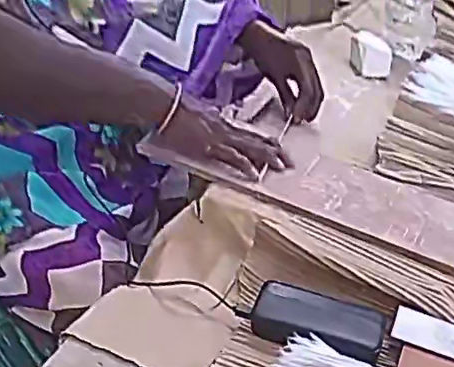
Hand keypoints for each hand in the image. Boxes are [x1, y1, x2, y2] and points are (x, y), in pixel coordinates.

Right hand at [166, 98, 289, 175]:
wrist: (163, 104)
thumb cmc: (175, 111)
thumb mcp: (198, 118)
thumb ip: (210, 128)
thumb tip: (215, 135)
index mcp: (223, 125)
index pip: (251, 135)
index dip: (268, 142)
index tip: (280, 149)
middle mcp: (226, 130)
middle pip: (256, 141)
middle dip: (275, 152)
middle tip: (291, 162)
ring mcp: (219, 138)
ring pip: (249, 148)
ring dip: (266, 158)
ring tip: (281, 167)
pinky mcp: (211, 147)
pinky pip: (232, 158)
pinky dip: (244, 166)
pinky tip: (255, 175)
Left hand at [238, 21, 323, 123]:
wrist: (260, 36)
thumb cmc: (265, 52)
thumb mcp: (275, 77)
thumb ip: (286, 97)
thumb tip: (291, 113)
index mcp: (300, 61)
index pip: (308, 91)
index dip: (303, 108)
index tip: (297, 119)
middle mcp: (307, 59)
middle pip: (316, 91)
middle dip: (310, 108)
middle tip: (303, 120)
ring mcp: (308, 59)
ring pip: (317, 88)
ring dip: (312, 104)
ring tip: (305, 115)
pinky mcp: (306, 61)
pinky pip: (313, 82)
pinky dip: (310, 94)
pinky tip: (305, 103)